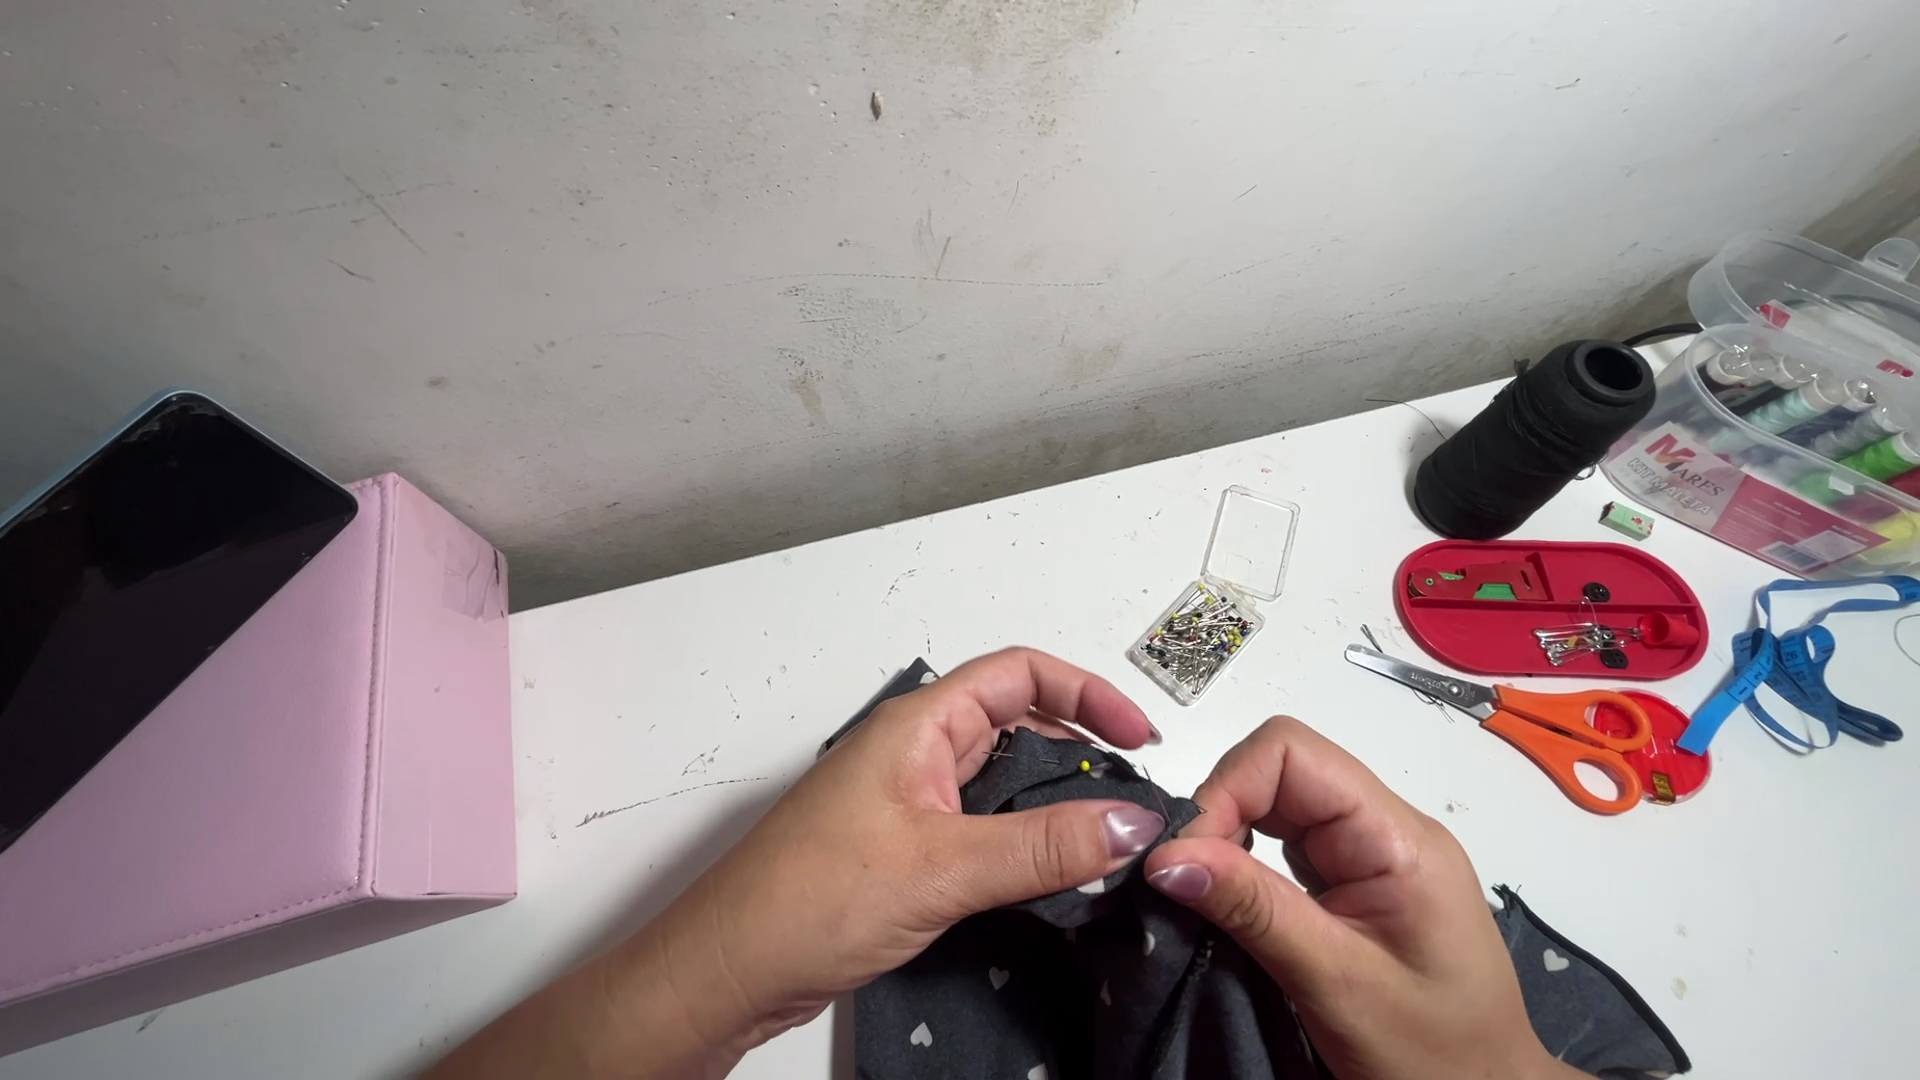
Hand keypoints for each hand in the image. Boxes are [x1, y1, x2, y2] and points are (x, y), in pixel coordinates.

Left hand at [428, 648, 1164, 1079]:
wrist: (728, 969)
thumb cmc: (813, 897)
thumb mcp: (943, 866)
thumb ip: (1042, 846)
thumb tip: (1131, 822)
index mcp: (920, 723)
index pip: (1018, 674)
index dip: (1085, 692)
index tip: (1138, 734)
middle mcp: (918, 748)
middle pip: (1016, 720)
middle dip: (1080, 745)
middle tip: (1133, 793)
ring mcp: (912, 796)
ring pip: (1001, 774)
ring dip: (1054, 795)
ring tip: (1108, 831)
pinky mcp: (908, 842)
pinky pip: (983, 820)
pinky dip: (1025, 834)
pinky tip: (1054, 867)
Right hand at [1142, 716, 1582, 1079]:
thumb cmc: (1433, 1055)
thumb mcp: (1336, 983)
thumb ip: (1251, 909)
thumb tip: (1163, 858)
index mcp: (1396, 836)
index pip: (1290, 754)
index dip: (1228, 787)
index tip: (1189, 854)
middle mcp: (1380, 823)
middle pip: (1277, 767)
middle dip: (1221, 809)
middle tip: (1187, 875)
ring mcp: (1363, 845)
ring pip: (1271, 796)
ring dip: (1227, 831)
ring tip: (1203, 887)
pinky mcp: (1346, 869)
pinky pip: (1278, 832)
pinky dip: (1240, 853)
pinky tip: (1230, 892)